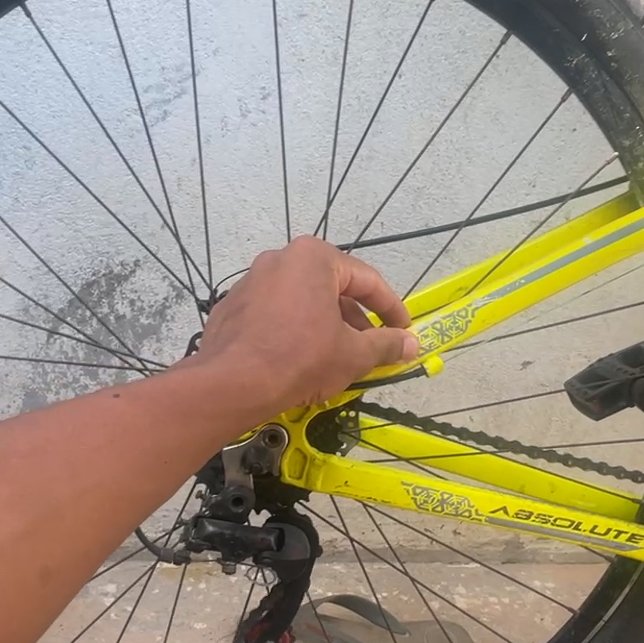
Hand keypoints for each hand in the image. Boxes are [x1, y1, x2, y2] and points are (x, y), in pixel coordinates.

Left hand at [195, 237, 417, 411]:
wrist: (233, 383)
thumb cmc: (301, 359)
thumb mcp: (353, 354)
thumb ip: (386, 345)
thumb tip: (412, 345)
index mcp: (314, 258)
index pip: (367, 280)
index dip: (391, 309)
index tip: (404, 332)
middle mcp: (280, 259)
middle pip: (331, 289)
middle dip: (354, 322)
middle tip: (370, 351)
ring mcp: (250, 282)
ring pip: (301, 303)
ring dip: (324, 328)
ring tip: (336, 360)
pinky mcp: (231, 309)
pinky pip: (273, 317)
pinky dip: (293, 334)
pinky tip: (298, 363)